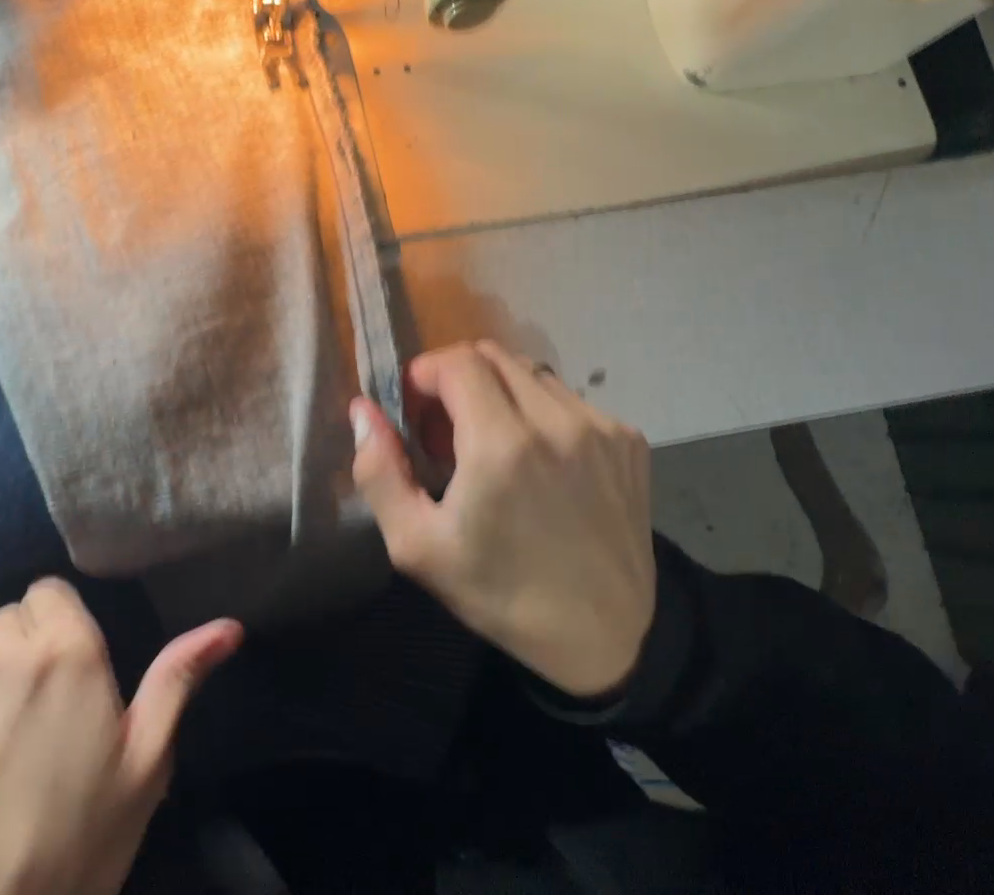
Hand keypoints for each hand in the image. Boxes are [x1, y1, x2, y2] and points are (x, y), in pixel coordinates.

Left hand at [0, 578, 241, 894]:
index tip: (66, 674)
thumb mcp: (147, 762)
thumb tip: (228, 625)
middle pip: (8, 621)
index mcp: (68, 652)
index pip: (49, 593)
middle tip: (33, 717)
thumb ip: (178, 679)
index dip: (59, 629)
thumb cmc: (83, 840)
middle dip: (23, 653)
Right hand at [350, 340, 654, 697]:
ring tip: (491, 447)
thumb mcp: (416, 546)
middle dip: (457, 379)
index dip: (424, 374)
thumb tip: (363, 410)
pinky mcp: (630, 443)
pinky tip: (537, 464)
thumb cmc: (498, 593)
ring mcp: (601, 429)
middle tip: (445, 431)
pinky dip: (540, 414)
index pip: (456, 361)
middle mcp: (557, 421)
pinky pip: (569, 401)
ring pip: (533, 374)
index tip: (414, 412)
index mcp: (501, 444)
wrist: (603, 637)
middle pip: (494, 356)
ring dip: (500, 394)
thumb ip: (379, 471)